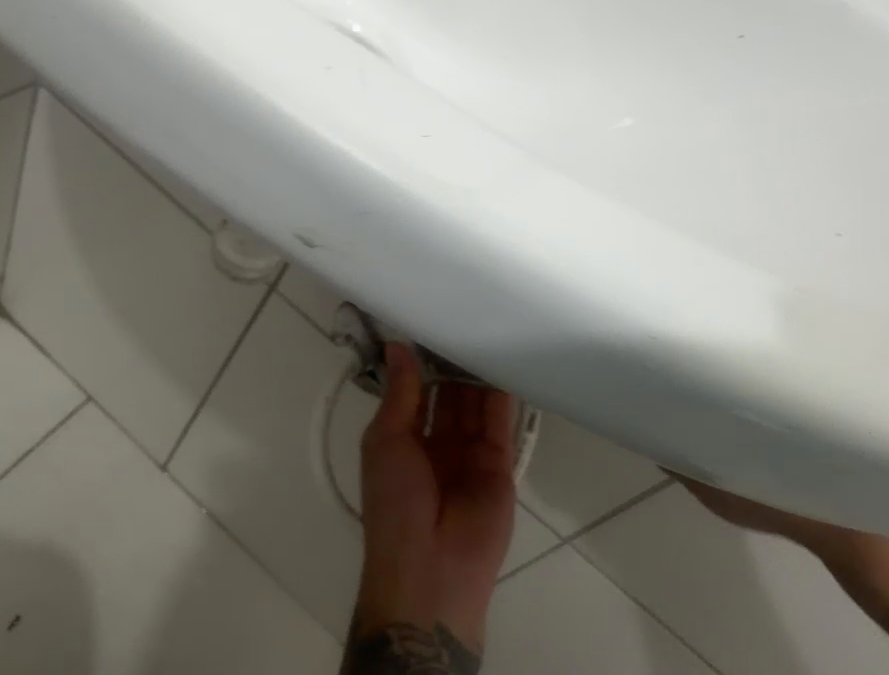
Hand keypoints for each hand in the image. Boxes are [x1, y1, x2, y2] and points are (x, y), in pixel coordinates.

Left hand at [353, 344, 516, 653]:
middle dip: (452, 363)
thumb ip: (400, 394)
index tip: (426, 322)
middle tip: (461, 319)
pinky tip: (503, 362)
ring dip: (477, 375)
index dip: (419, 361)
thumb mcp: (386, 441)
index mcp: (401, 439)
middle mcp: (436, 443)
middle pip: (448, 395)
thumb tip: (397, 346)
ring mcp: (469, 453)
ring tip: (484, 331)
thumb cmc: (394, 503)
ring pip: (475, 404)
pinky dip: (502, 396)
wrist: (432, 568)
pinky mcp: (499, 464)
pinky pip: (501, 423)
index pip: (414, 392)